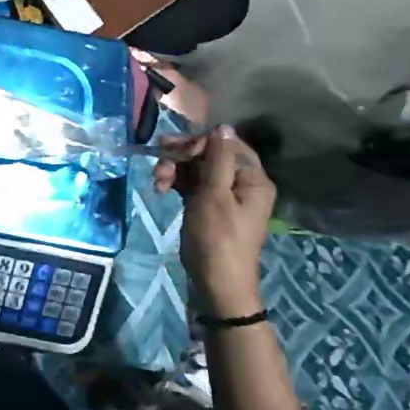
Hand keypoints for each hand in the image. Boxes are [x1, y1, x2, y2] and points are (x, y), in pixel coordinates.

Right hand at [165, 126, 275, 315]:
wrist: (216, 282)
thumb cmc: (217, 238)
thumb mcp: (214, 195)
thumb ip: (217, 159)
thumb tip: (222, 127)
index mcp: (252, 179)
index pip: (227, 145)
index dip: (200, 142)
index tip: (173, 150)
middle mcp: (241, 183)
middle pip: (210, 155)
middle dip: (182, 156)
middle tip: (158, 163)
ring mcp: (223, 196)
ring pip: (196, 169)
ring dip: (174, 170)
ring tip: (157, 182)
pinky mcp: (207, 207)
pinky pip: (191, 185)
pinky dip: (176, 183)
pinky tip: (160, 189)